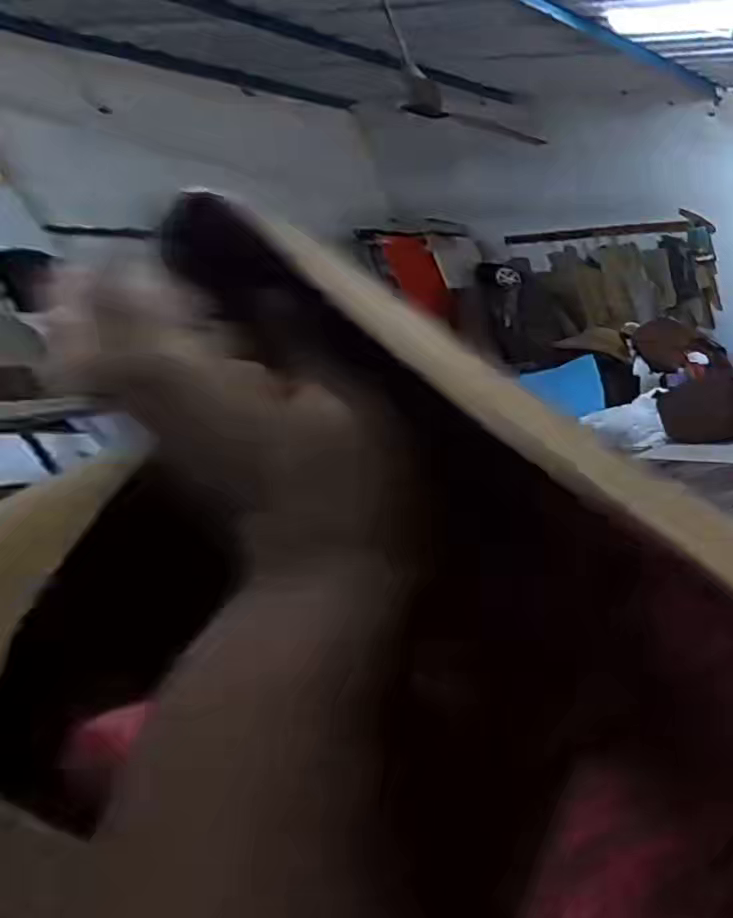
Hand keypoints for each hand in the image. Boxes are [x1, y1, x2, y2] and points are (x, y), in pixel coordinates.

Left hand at [48, 261, 412, 576]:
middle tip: (195, 262)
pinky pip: (109, 372)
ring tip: (167, 292)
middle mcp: (133, 379)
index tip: (236, 243)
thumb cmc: (358, 486)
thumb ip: (306, 341)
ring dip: (116, 306)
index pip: (146, 276)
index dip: (187, 251)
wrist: (329, 569)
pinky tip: (162, 342)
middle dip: (135, 273)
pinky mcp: (161, 441)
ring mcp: (141, 415)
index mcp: (180, 363)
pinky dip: (120, 343)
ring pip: (86, 337)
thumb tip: (271, 292)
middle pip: (93, 300)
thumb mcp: (355, 406)